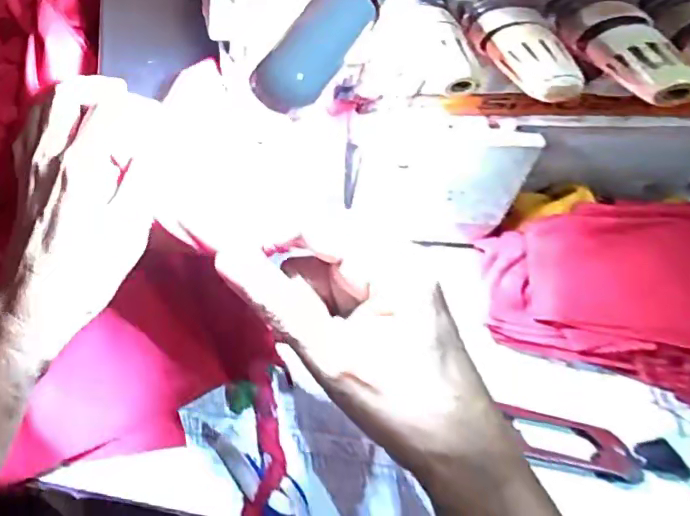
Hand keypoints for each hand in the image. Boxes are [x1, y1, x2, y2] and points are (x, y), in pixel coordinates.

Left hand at [0, 76, 158, 371]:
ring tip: (97, 101)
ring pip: (42, 104)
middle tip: (122, 94)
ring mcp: (28, 159)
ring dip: (71, 93)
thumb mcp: (127, 235)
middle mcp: (48, 153)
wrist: (32, 298)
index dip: (134, 105)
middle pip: (65, 94)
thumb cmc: (84, 273)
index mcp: (79, 167)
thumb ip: (142, 183)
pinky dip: (49, 111)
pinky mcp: (18, 170)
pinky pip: (29, 124)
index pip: (106, 111)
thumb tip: (156, 146)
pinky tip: (66, 123)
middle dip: (97, 85)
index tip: (154, 115)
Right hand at [210, 225, 552, 514]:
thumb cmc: (406, 409)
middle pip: (307, 245)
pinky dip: (312, 310)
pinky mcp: (378, 295)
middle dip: (286, 283)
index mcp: (388, 262)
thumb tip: (222, 256)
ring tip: (315, 344)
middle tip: (284, 324)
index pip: (307, 224)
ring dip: (298, 301)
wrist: (467, 464)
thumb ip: (273, 301)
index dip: (263, 238)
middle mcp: (387, 256)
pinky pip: (324, 284)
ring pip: (311, 267)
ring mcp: (384, 275)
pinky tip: (324, 341)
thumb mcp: (331, 356)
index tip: (229, 263)